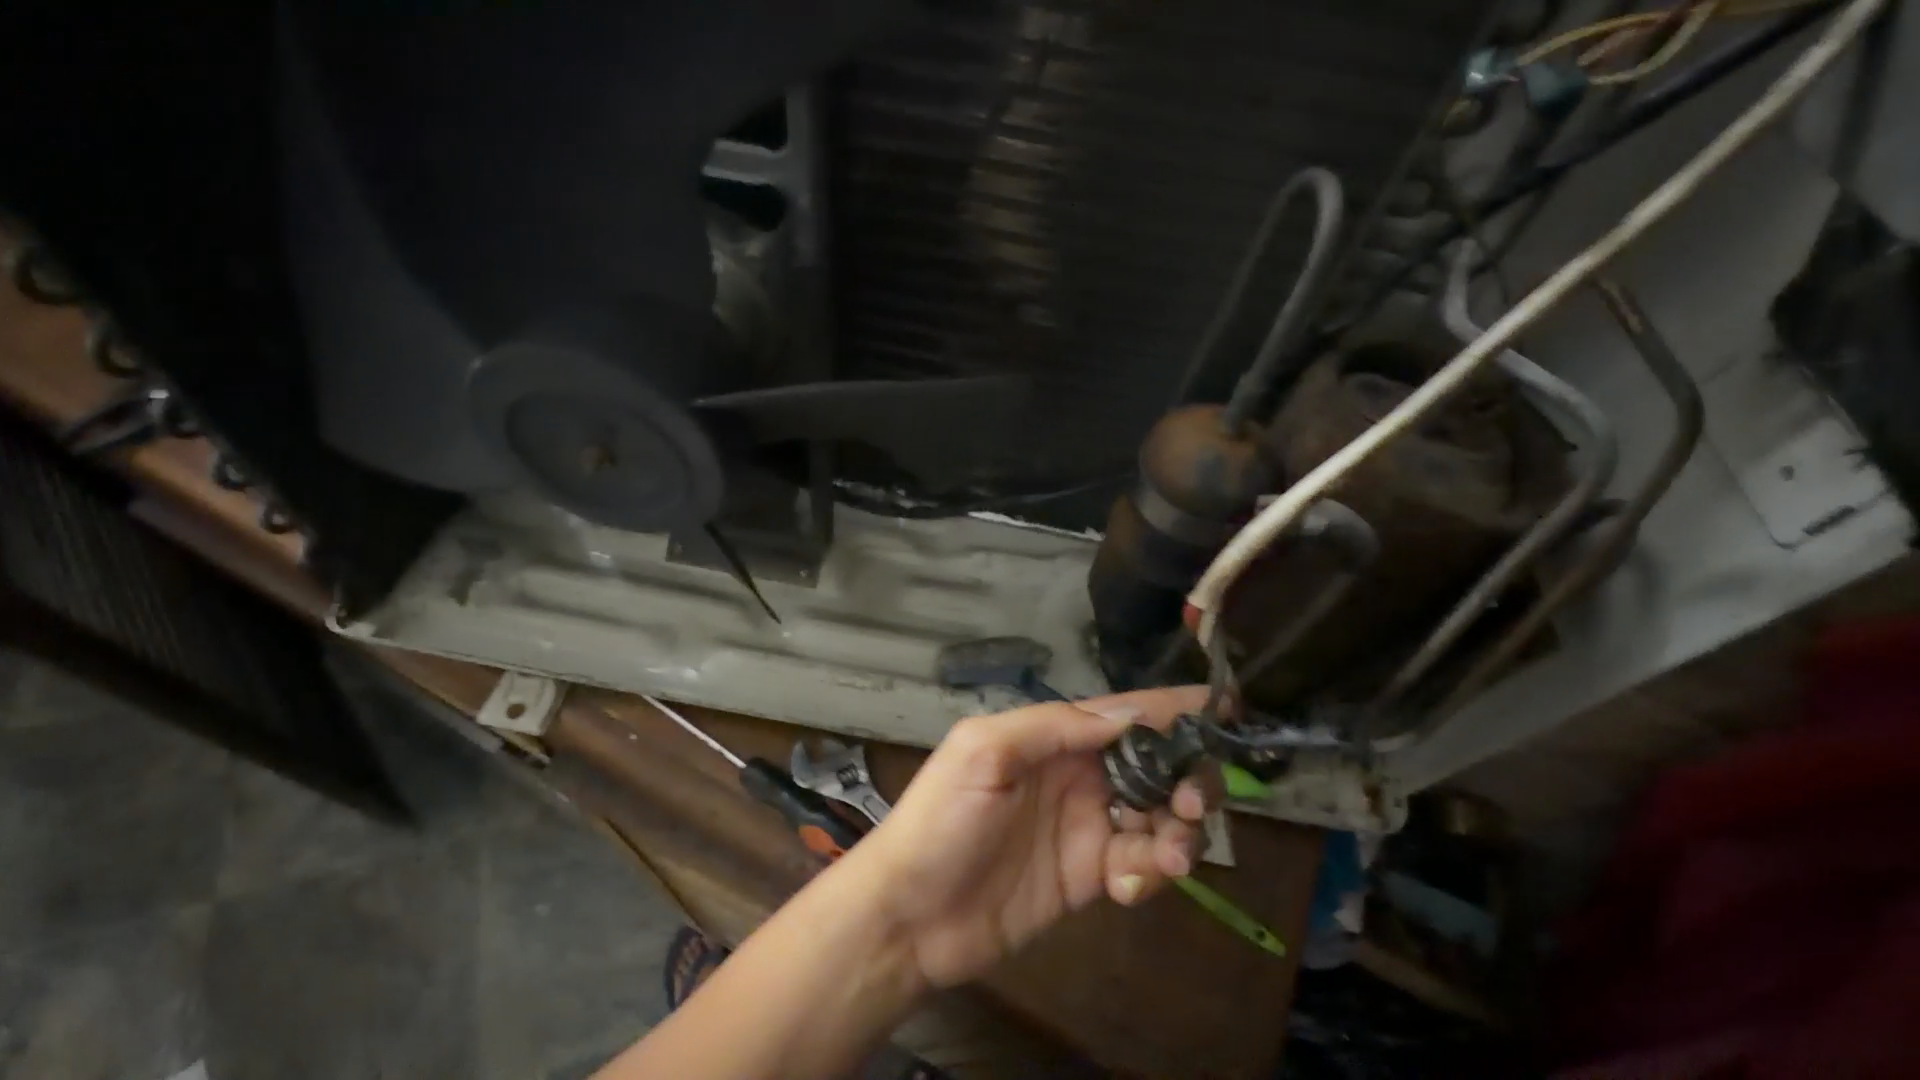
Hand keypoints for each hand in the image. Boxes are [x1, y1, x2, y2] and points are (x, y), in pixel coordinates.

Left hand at [848, 686, 1216, 986]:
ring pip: (1160, 817)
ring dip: (1178, 834)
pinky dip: (1149, 874)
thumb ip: (1055, 726)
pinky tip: (1123, 889)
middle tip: (1194, 808)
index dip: (1175, 712)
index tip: (1227, 711)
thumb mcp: (983, 753)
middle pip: (1158, 766)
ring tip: (1163, 859)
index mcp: (1052, 737)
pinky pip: (1141, 866)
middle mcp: (1077, 776)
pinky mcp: (1090, 877)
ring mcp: (1087, 828)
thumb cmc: (939, 821)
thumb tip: (1131, 713)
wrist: (910, 918)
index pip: (1126, 715)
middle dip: (1189, 781)